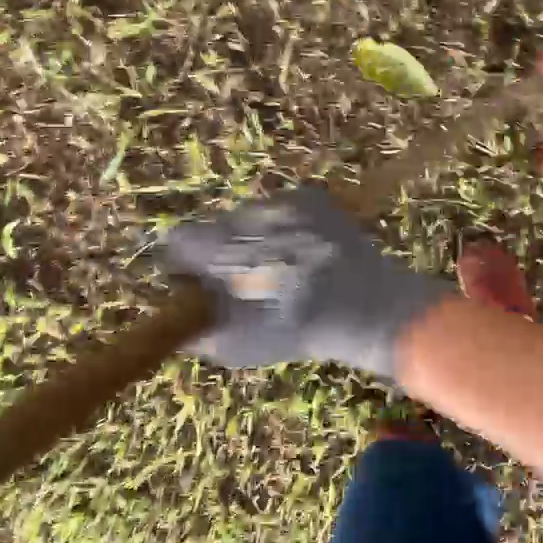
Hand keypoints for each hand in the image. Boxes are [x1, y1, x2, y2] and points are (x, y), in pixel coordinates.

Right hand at [155, 186, 448, 379]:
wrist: (366, 305)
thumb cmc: (296, 330)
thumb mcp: (237, 345)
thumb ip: (196, 332)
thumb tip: (176, 324)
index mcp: (222, 248)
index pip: (178, 239)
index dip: (182, 261)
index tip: (194, 280)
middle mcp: (250, 214)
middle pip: (216, 225)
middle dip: (220, 249)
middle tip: (239, 277)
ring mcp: (284, 200)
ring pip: (250, 214)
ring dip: (253, 236)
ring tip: (276, 266)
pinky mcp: (311, 197)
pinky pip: (282, 208)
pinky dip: (283, 226)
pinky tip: (300, 252)